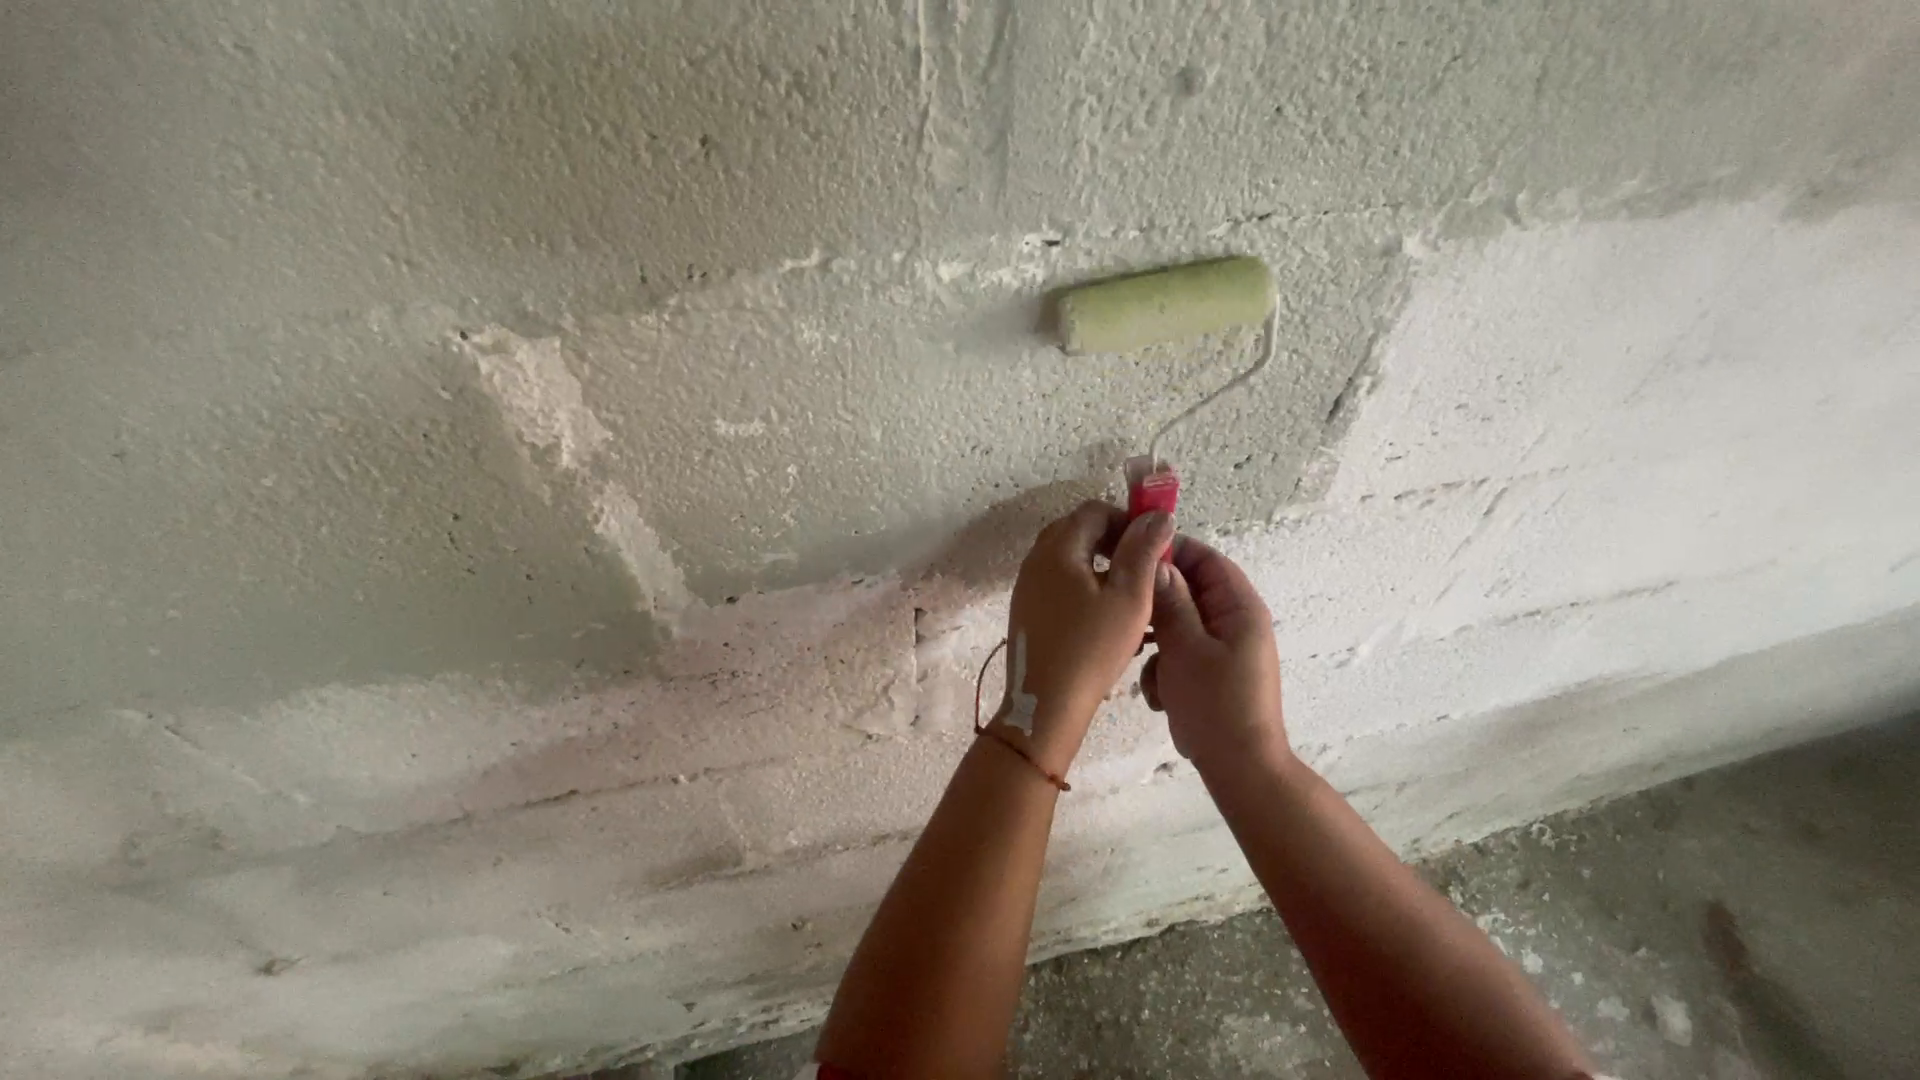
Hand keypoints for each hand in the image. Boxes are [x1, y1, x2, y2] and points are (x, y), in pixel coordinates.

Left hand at [994, 501, 1174, 772]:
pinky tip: (1106, 618)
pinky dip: (1085, 587)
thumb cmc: (1092, 648)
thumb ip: (1143, 550)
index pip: (1093, 511)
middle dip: (1113, 542)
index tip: (1152, 546)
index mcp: (1058, 549)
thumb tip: (1158, 515)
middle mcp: (1035, 560)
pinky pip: (1059, 583)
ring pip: (1069, 559)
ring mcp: (1027, 585)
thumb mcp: (1129, 597)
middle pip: (1077, 531)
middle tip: (1143, 569)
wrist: (1046, 703)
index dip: (1126, 520)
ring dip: (1100, 567)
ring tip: (1129, 596)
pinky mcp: (1027, 610)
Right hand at [1141, 535, 1291, 770]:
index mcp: (1239, 607)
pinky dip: (1165, 670)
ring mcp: (1223, 650)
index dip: (1170, 551)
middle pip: (1188, 592)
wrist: (1239, 768)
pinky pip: (1180, 655)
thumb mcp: (1185, 647)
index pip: (1206, 559)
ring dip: (1157, 642)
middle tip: (1125, 614)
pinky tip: (1158, 695)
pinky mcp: (1210, 674)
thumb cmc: (1215, 703)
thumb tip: (1156, 563)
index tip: (1129, 556)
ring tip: (1141, 659)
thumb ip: (1170, 601)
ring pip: (1178, 625)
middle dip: (1156, 605)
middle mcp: (1234, 622)